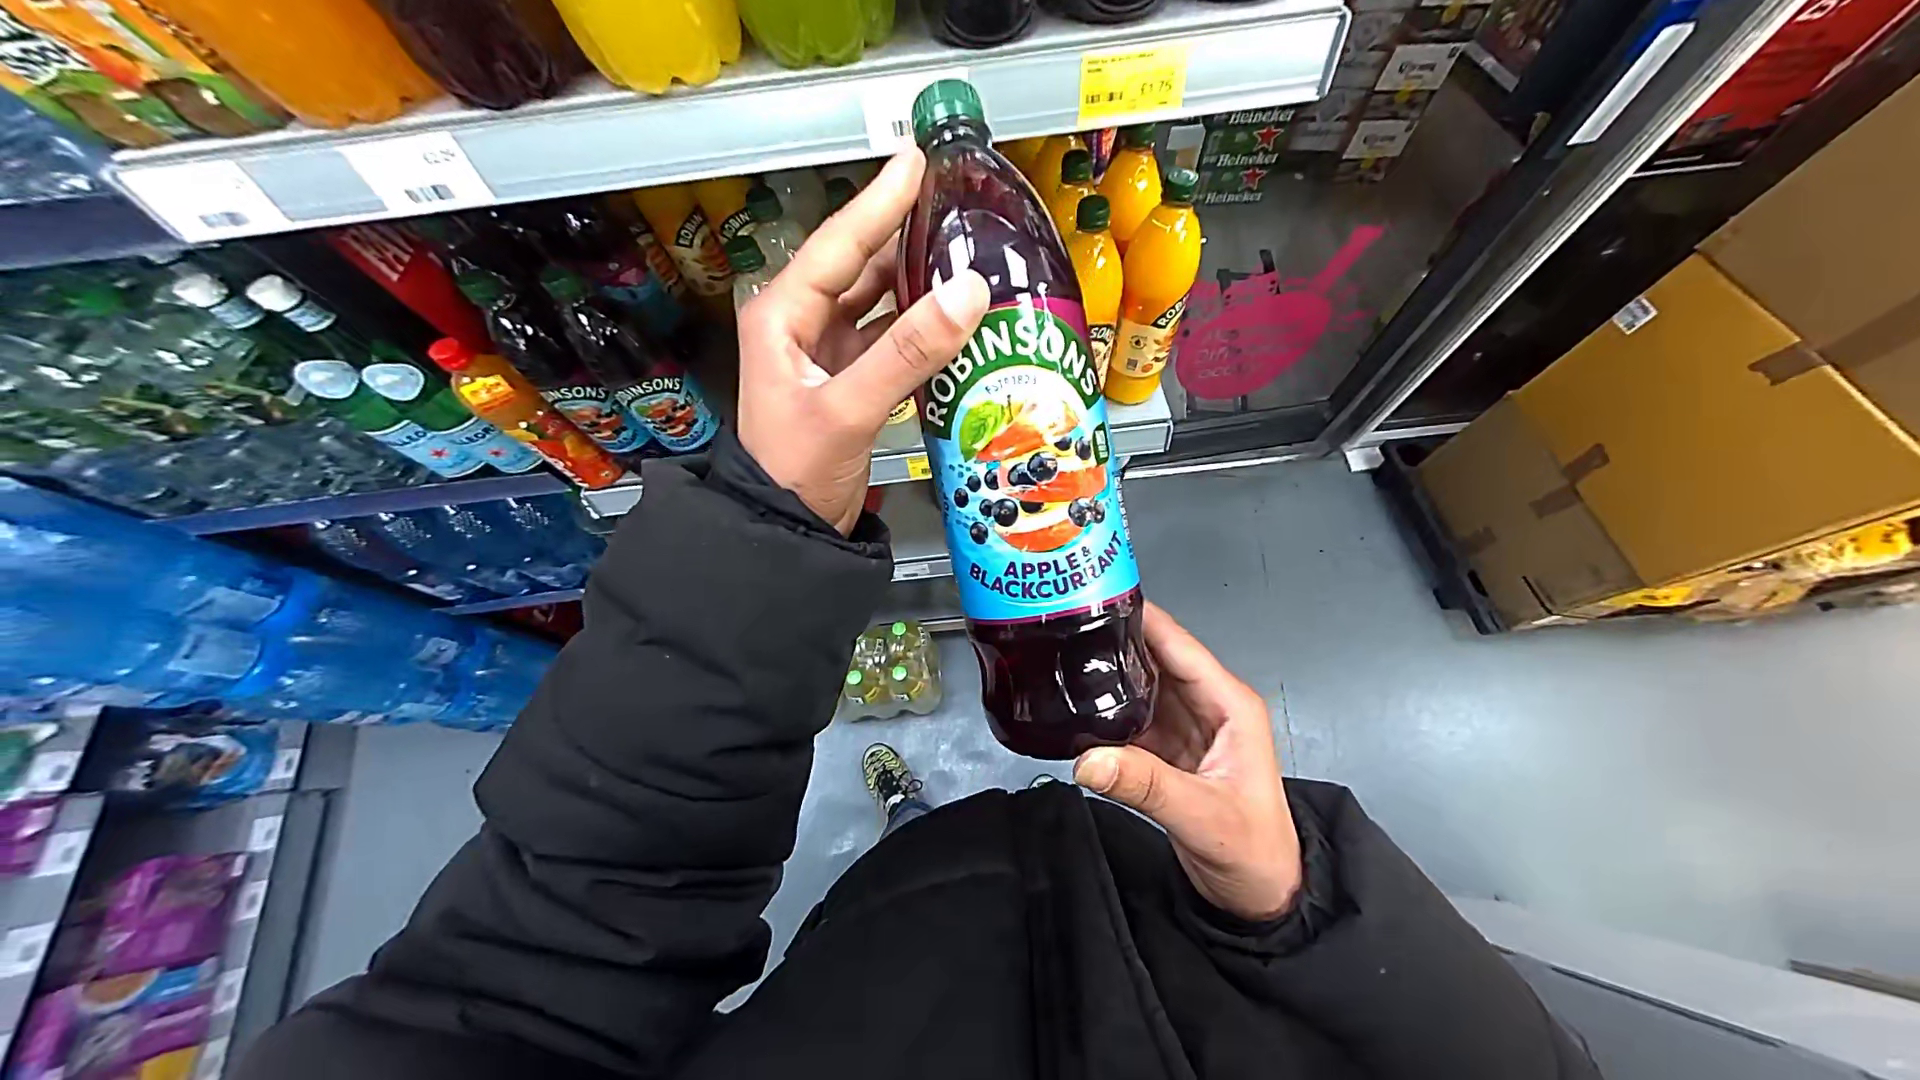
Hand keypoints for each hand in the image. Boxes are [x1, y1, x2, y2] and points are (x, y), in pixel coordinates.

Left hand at [735, 150, 990, 534]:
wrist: (787, 528)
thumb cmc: (794, 471)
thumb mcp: (848, 409)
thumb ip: (907, 353)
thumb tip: (967, 293)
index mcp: (784, 317)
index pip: (838, 246)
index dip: (879, 203)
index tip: (916, 163)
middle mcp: (805, 327)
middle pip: (861, 269)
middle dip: (905, 239)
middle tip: (955, 210)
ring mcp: (830, 355)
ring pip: (880, 305)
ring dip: (919, 286)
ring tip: (966, 259)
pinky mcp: (852, 382)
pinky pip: (892, 342)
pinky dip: (922, 331)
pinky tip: (954, 322)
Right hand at [1073, 603, 1302, 920]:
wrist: (1261, 895)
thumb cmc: (1253, 851)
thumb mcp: (1203, 817)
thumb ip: (1146, 785)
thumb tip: (1087, 760)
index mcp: (1227, 703)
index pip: (1177, 644)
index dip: (1139, 616)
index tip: (1095, 598)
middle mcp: (1204, 702)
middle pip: (1152, 654)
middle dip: (1111, 636)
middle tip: (1061, 625)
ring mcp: (1182, 721)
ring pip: (1137, 679)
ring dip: (1103, 667)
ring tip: (1058, 652)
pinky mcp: (1163, 743)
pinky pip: (1127, 709)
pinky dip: (1102, 702)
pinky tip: (1073, 699)